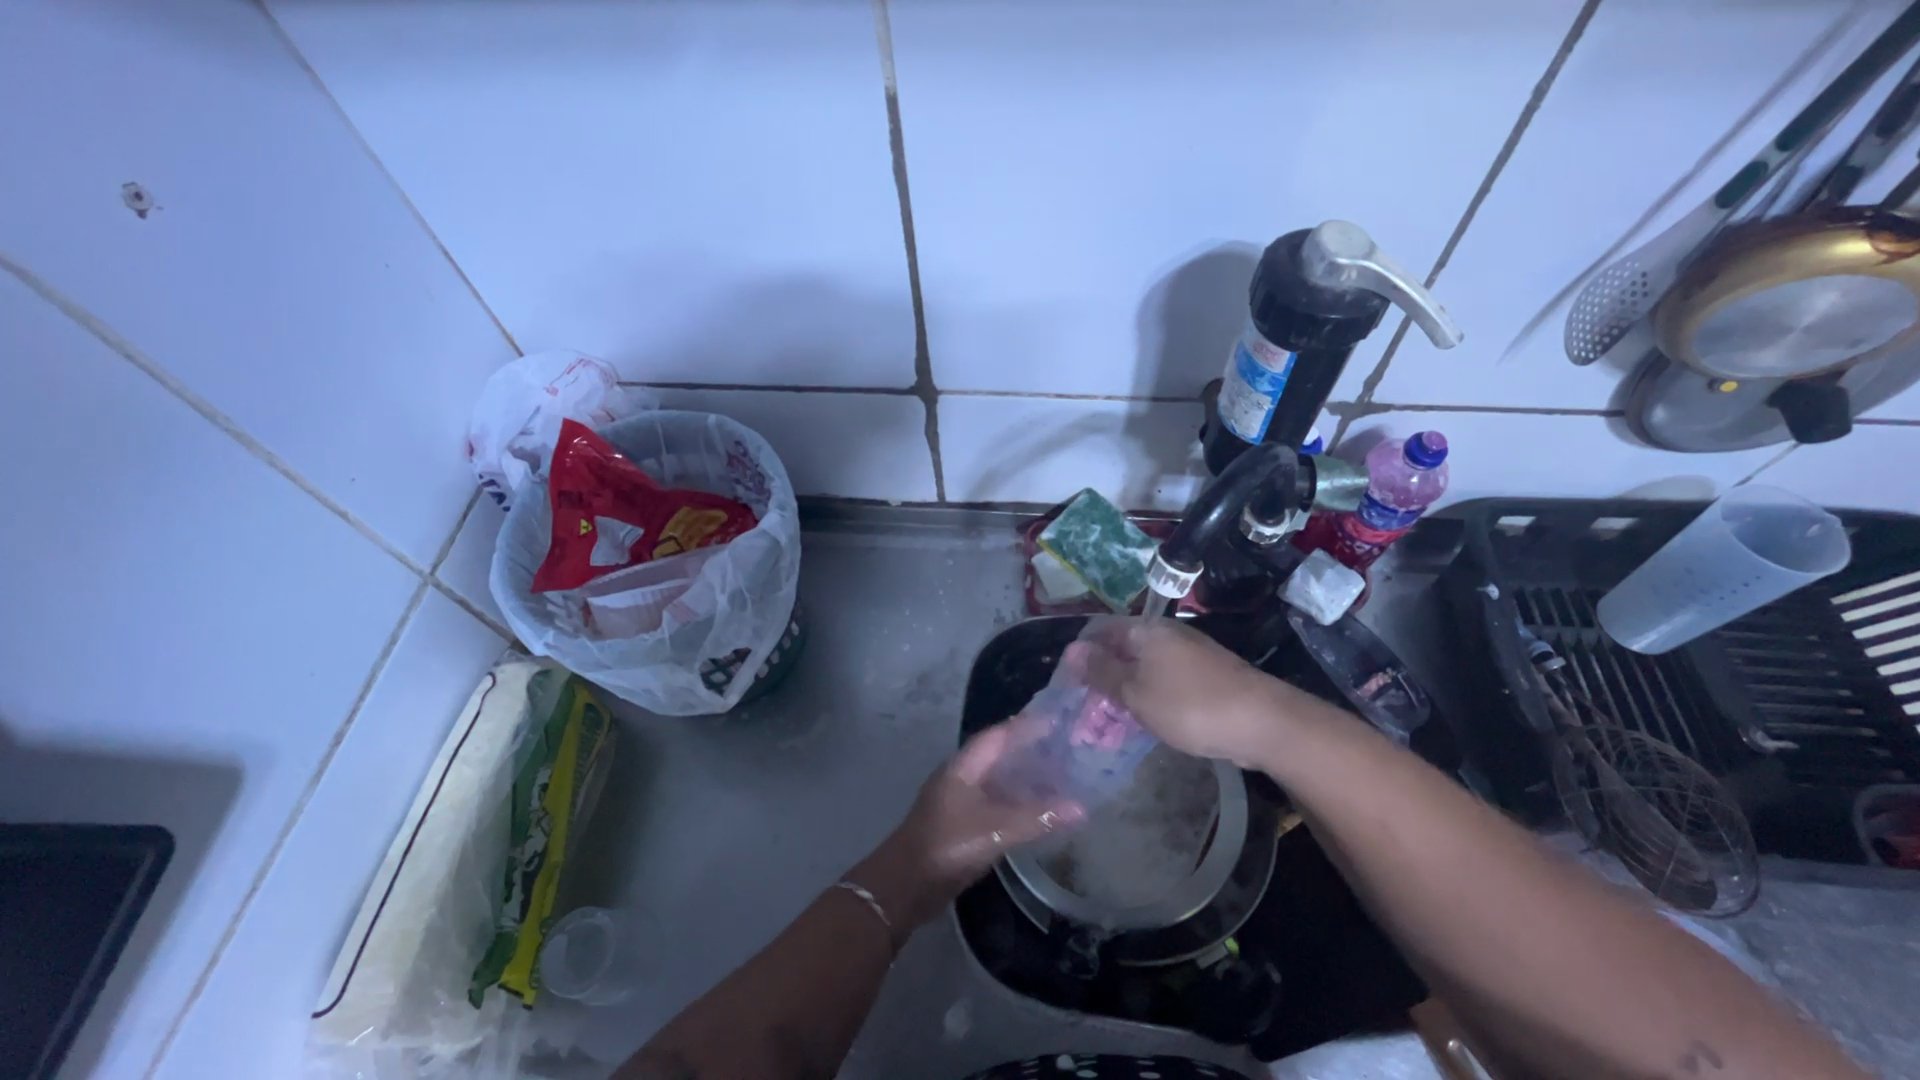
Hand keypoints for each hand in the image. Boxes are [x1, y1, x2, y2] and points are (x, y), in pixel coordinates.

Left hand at [852, 718, 1084, 934]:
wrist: (904, 886)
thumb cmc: (946, 846)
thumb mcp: (995, 829)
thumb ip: (1037, 818)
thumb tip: (1082, 807)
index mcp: (963, 767)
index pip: (998, 735)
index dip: (1026, 726)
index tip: (1059, 721)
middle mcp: (961, 779)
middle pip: (999, 756)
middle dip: (1031, 751)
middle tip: (1069, 749)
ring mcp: (960, 803)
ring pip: (998, 782)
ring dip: (1026, 779)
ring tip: (1063, 777)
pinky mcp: (962, 826)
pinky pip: (996, 805)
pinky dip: (1018, 804)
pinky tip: (1040, 812)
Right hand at [1078, 616, 1305, 768]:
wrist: (1262, 722)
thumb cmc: (1189, 705)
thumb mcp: (1135, 692)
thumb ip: (1102, 672)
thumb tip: (1073, 649)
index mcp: (1145, 630)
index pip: (1098, 630)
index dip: (1079, 655)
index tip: (1066, 686)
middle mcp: (1166, 634)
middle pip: (1121, 648)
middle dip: (1100, 676)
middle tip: (1086, 710)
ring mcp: (1189, 654)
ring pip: (1144, 667)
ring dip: (1124, 690)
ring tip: (1111, 722)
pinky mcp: (1206, 676)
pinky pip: (1165, 681)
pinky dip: (1149, 697)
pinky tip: (1146, 721)